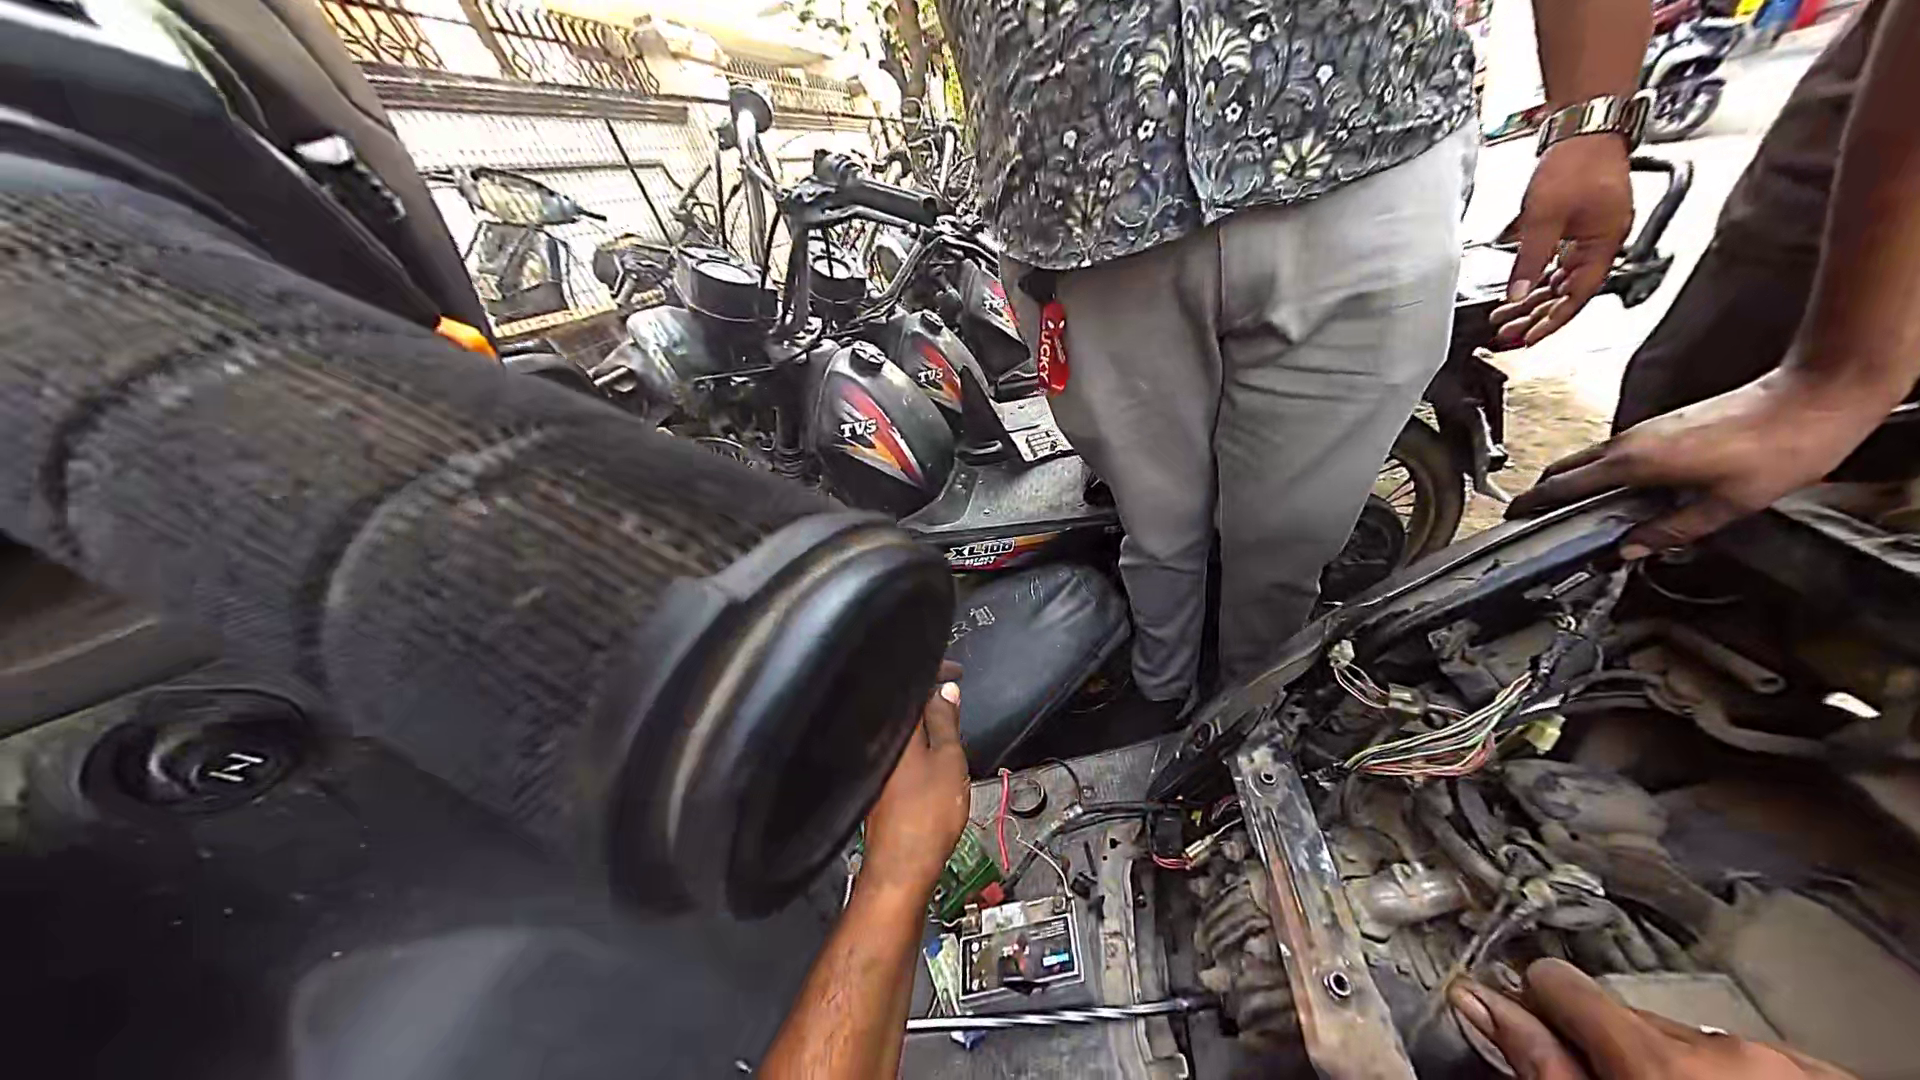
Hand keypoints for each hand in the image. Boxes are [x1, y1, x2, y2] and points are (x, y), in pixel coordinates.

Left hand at [860, 663, 967, 897]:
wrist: (902, 865)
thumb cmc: (925, 817)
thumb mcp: (949, 759)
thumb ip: (946, 719)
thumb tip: (946, 690)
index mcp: (894, 729)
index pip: (912, 683)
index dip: (936, 672)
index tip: (954, 672)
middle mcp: (877, 740)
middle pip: (902, 704)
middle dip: (928, 695)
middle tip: (953, 695)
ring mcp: (873, 761)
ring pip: (898, 726)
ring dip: (921, 718)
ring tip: (946, 723)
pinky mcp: (874, 780)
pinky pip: (894, 746)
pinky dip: (912, 740)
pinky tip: (928, 753)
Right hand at [1448, 957, 1853, 1078]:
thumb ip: (1542, 1066)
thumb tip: (1479, 1002)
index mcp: (1658, 1063)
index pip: (1556, 981)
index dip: (1541, 1009)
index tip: (1543, 1037)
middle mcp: (1728, 1053)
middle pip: (1626, 1015)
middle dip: (1617, 1051)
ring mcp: (1797, 1071)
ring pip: (1694, 1042)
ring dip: (1682, 1074)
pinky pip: (1759, 1063)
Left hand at [1490, 136, 1634, 347]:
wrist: (1581, 133)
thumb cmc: (1573, 166)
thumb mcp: (1542, 220)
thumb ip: (1529, 260)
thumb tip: (1516, 294)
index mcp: (1605, 242)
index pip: (1578, 296)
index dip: (1553, 320)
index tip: (1528, 337)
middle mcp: (1601, 242)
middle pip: (1568, 293)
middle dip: (1536, 315)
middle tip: (1506, 332)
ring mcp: (1589, 236)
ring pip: (1559, 281)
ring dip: (1532, 300)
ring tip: (1503, 317)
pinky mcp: (1576, 229)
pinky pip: (1556, 265)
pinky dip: (1536, 280)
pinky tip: (1516, 293)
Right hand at [1506, 367, 1897, 554]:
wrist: (1816, 396)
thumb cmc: (1781, 445)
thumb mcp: (1730, 503)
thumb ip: (1673, 530)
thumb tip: (1632, 549)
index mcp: (1631, 465)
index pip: (1560, 487)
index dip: (1531, 503)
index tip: (1513, 515)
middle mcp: (1626, 444)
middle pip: (1563, 469)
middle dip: (1543, 491)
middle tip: (1535, 512)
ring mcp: (1641, 431)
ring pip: (1586, 459)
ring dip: (1573, 480)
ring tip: (1578, 504)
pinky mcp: (1658, 426)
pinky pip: (1612, 451)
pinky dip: (1601, 470)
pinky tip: (1623, 486)